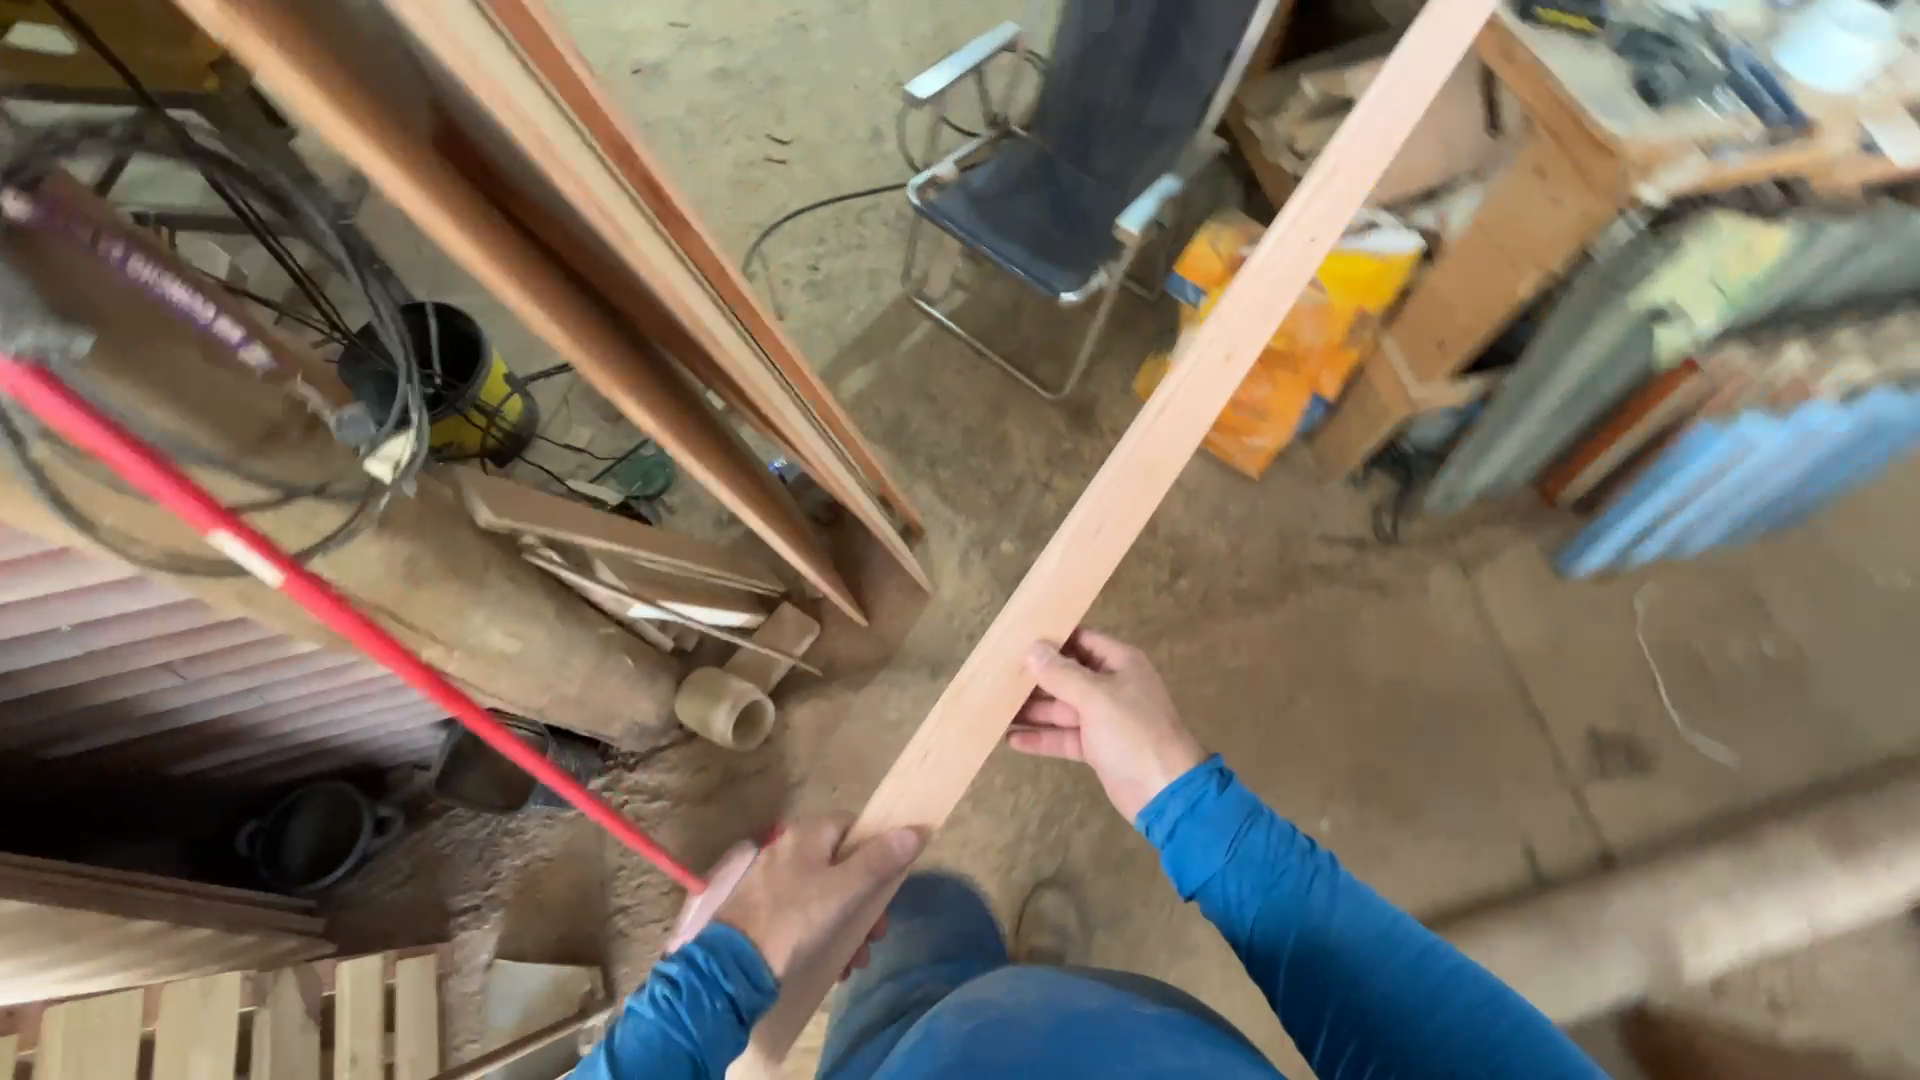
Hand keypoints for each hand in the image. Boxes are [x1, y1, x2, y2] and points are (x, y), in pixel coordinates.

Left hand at [704, 817, 925, 979]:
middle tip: (877, 934)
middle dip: (867, 902)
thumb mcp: (844, 891)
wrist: (730, 970)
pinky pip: (806, 916)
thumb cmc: (794, 920)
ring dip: (850, 926)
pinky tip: (836, 966)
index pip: (853, 826)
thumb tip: (915, 830)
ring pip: (827, 896)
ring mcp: (774, 883)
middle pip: (843, 866)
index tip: (889, 883)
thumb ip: (880, 861)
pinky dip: (825, 937)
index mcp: (806, 835)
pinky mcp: (764, 913)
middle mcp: (789, 850)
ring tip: (857, 961)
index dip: (877, 850)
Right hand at [1009, 630, 1206, 820]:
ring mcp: (1103, 719)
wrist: (1165, 791)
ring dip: (1032, 710)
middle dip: (1035, 678)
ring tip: (996, 708)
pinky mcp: (1096, 748)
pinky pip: (1063, 737)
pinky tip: (1012, 739)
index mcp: (1119, 664)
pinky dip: (1041, 738)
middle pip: (1066, 675)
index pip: (1081, 641)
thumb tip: (1033, 650)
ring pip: (1061, 708)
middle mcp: (1111, 686)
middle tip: (997, 676)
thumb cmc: (1133, 732)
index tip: (1016, 640)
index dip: (1051, 640)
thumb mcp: (1096, 697)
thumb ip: (1062, 674)